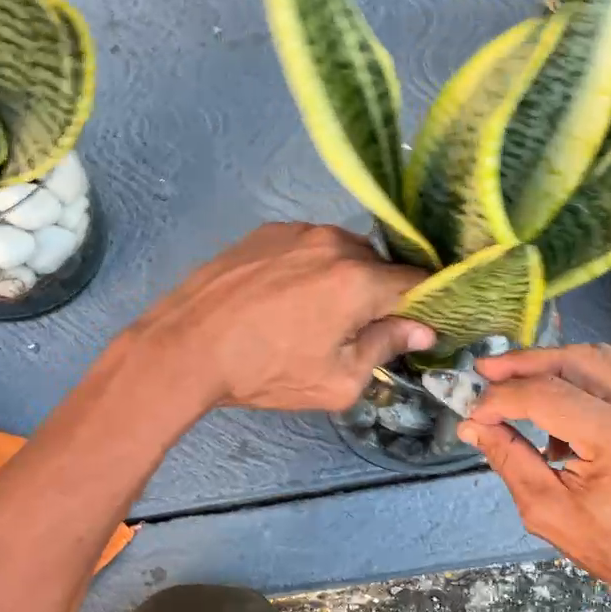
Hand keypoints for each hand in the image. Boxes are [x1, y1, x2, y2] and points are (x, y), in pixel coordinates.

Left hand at [130, 223, 433, 410]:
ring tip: (314, 316)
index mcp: (359, 279)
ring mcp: (297, 231)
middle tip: (358, 332)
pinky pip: (308, 247)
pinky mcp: (266, 232)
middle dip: (380, 296)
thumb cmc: (266, 372)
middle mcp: (334, 242)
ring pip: (343, 253)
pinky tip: (285, 299)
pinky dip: (311, 269)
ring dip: (344, 280)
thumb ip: (385, 348)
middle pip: (380, 266)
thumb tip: (421, 329)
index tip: (417, 328)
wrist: (186, 346)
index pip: (418, 283)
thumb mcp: (337, 381)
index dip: (424, 307)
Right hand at [457, 344, 610, 611]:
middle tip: (485, 372)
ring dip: (552, 368)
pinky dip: (582, 384)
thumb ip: (509, 460)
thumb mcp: (550, 512)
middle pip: (573, 360)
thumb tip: (473, 426)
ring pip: (597, 361)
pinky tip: (560, 416)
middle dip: (523, 364)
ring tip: (516, 390)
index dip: (499, 399)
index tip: (471, 414)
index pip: (544, 395)